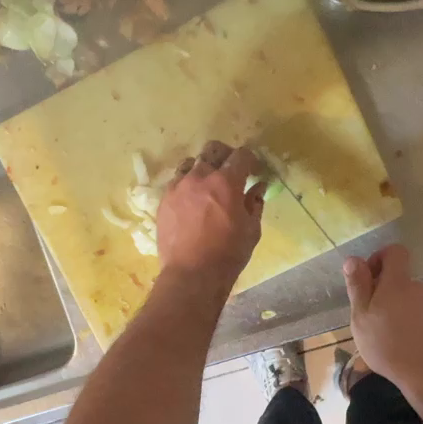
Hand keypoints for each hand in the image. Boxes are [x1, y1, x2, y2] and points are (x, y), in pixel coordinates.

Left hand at [157, 140, 264, 284]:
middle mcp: (200, 176)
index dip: (250, 159)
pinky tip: (191, 200)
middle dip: (225, 155)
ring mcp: (179, 186)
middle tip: (231, 171)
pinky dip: (187, 184)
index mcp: (226, 182)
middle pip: (213, 149)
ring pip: (191, 163)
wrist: (191, 274)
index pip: (241, 155)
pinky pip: (176, 181)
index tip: (253, 170)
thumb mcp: (251, 230)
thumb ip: (254, 203)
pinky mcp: (164, 199)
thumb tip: (258, 186)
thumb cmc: (228, 254)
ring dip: (203, 168)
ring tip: (207, 184)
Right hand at [342, 245, 422, 397]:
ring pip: (414, 302)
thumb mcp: (362, 317)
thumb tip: (353, 258)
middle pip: (402, 281)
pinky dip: (417, 327)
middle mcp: (420, 288)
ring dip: (402, 312)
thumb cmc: (388, 345)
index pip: (394, 252)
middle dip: (388, 294)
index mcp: (398, 283)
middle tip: (375, 321)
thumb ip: (358, 286)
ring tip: (392, 339)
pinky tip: (410, 348)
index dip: (380, 259)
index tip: (369, 280)